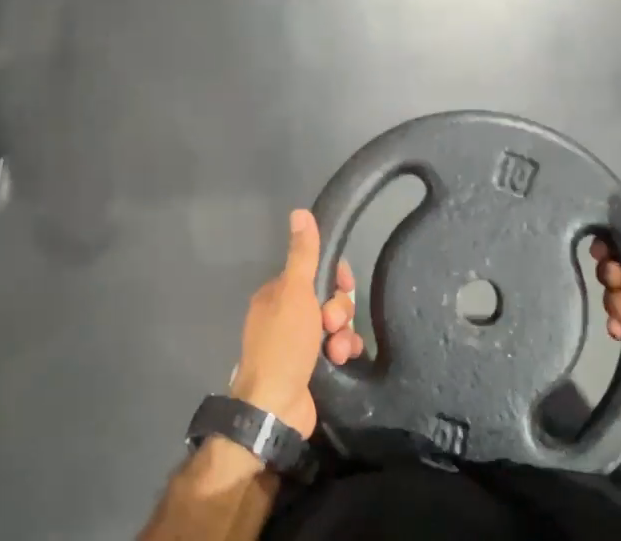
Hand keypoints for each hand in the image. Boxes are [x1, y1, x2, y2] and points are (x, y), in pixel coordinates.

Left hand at [229, 210, 363, 438]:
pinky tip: (342, 360)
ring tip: (337, 350)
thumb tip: (300, 212)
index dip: (335, 276)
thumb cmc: (284, 345)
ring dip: (343, 333)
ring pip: (336, 325)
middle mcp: (286, 316)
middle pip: (328, 298)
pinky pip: (337, 348)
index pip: (315, 271)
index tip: (345, 285)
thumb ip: (303, 255)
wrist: (275, 407)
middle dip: (338, 309)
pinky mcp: (312, 368)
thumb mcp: (295, 293)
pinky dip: (343, 351)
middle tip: (332, 324)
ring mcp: (298, 344)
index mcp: (277, 295)